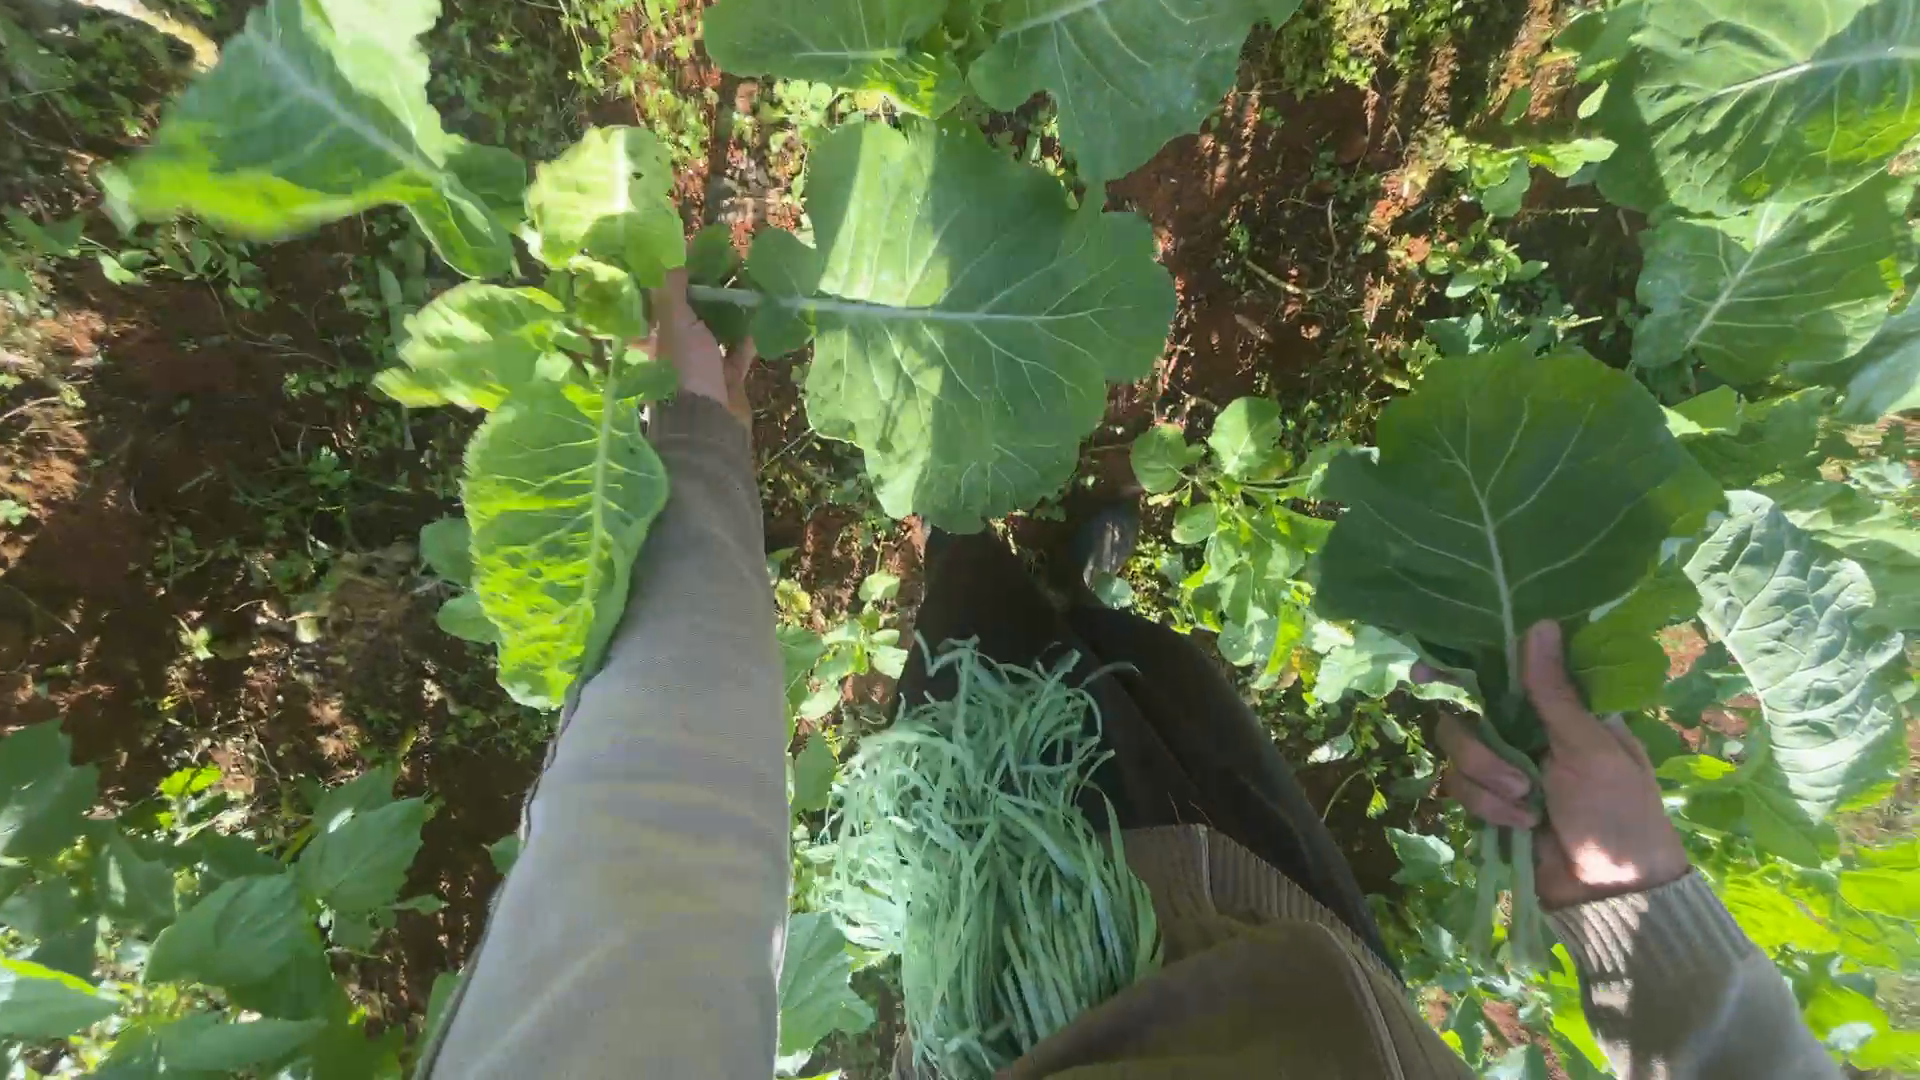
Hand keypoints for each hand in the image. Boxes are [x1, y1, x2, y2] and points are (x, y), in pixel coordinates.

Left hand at [650, 268, 753, 425]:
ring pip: (716, 335)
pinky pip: (738, 355)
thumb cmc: (687, 369)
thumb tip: (673, 258)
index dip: (670, 285)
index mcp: (658, 339)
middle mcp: (678, 352)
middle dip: (704, 297)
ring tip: (743, 291)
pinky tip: (760, 321)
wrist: (710, 420)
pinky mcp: (728, 379)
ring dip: (729, 316)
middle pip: (691, 319)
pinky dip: (748, 341)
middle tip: (721, 270)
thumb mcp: (675, 323)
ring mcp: (704, 367)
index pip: (659, 307)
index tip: (685, 262)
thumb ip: (674, 290)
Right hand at [1437, 620, 1690, 908]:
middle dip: (1477, 746)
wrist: (1608, 893)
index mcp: (1557, 712)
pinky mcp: (1485, 797)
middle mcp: (1523, 732)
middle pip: (1465, 713)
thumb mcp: (1591, 749)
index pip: (1501, 674)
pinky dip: (1486, 805)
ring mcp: (1502, 766)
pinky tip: (1517, 822)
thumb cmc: (1619, 813)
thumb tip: (1538, 623)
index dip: (1460, 667)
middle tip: (1501, 769)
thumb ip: (1554, 691)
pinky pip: (1458, 784)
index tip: (1425, 672)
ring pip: (1456, 750)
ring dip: (1487, 779)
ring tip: (1524, 804)